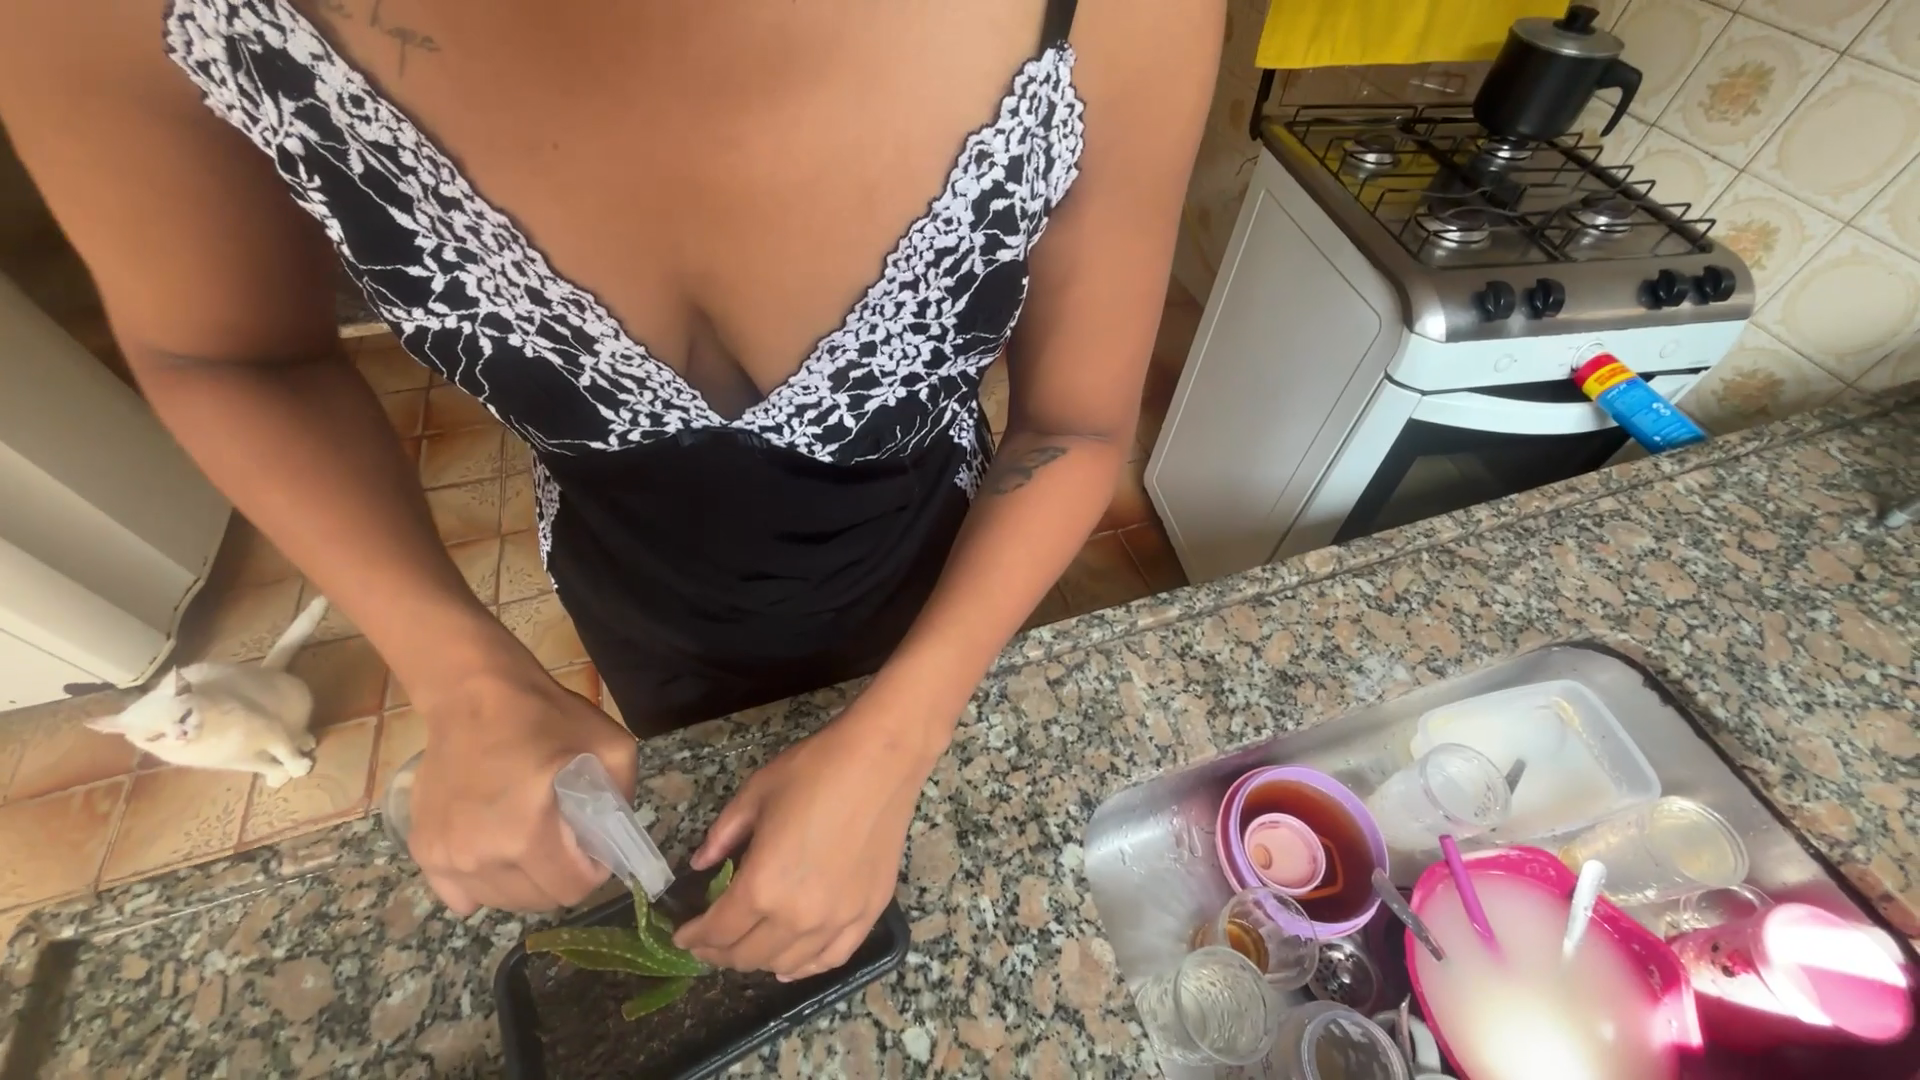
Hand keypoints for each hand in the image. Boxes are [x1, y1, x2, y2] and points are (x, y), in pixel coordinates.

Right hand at [408, 664, 637, 913]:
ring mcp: (446, 857)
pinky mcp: (424, 851)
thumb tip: (618, 834)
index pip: (571, 890)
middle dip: (562, 877)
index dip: (594, 871)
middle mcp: (481, 856)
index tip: (595, 847)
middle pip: (537, 901)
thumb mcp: (611, 745)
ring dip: (525, 881)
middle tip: (568, 841)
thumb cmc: (546, 717)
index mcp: (528, 833)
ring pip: (500, 901)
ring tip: (535, 841)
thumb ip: (623, 794)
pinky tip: (499, 851)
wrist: (473, 697)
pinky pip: (460, 896)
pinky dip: (485, 883)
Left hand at [673, 696, 942, 979]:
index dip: (694, 936)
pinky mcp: (868, 912)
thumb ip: (723, 835)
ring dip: (759, 961)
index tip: (682, 932)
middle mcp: (798, 917)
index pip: (719, 931)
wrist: (880, 760)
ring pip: (788, 965)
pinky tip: (792, 965)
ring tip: (746, 947)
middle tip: (708, 940)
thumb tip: (701, 863)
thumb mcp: (755, 794)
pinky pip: (832, 958)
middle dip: (720, 952)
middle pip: (749, 956)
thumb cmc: (814, 770)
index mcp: (762, 887)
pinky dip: (806, 967)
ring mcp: (838, 920)